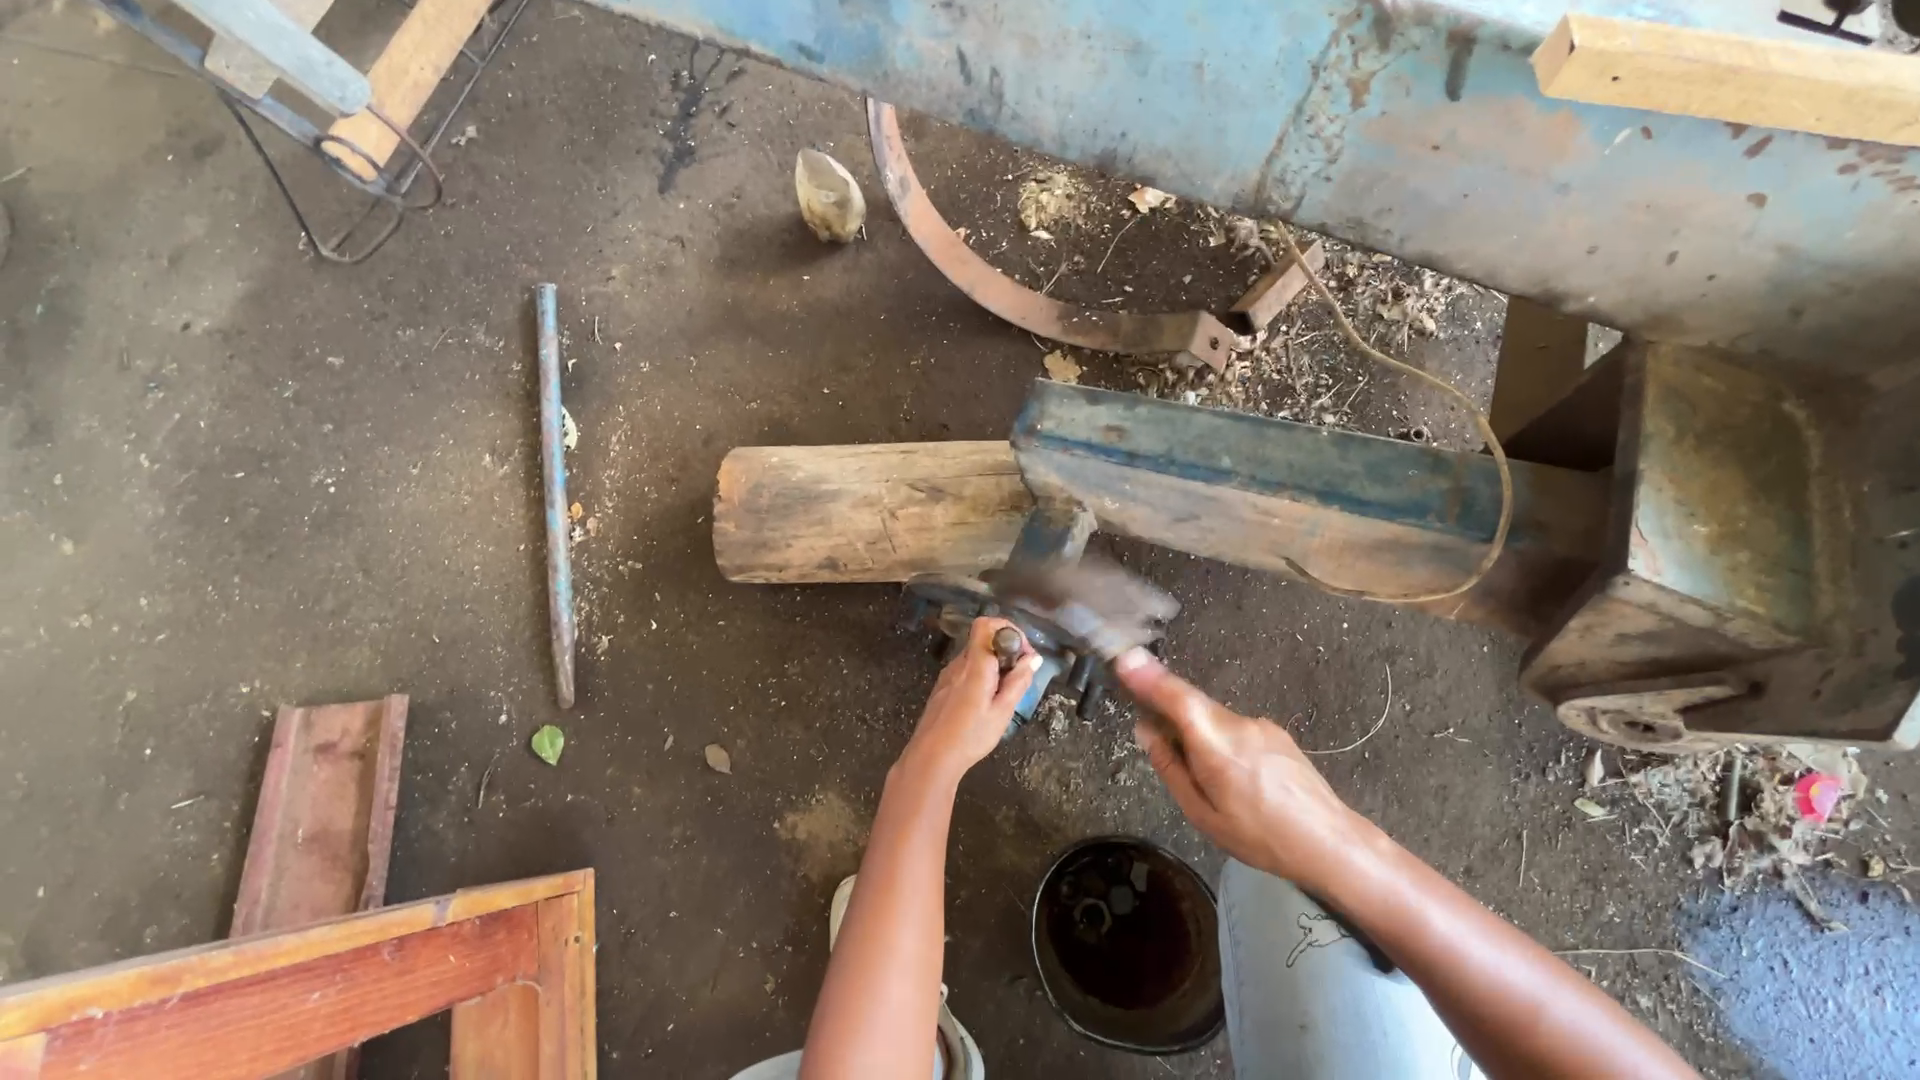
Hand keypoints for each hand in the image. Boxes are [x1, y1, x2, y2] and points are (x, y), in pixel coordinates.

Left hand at [903, 617, 1042, 779]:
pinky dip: (981, 675)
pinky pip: (966, 670)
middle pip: (983, 640)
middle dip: (1006, 650)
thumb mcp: (1002, 711)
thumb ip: (1018, 681)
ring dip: (994, 665)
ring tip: (1005, 693)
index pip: (986, 624)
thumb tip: (1033, 658)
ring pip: (975, 656)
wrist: (931, 757)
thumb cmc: (971, 736)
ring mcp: (947, 675)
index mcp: (974, 665)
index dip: (1008, 629)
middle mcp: (958, 663)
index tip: (1023, 653)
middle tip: (1020, 676)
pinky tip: (986, 702)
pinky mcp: (943, 687)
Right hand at [1114, 648, 1374, 890]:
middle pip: (1193, 707)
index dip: (1150, 677)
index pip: (1178, 699)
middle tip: (1163, 749)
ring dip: (1200, 738)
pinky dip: (1222, 744)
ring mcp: (1261, 726)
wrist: (1330, 842)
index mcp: (1217, 746)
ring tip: (1215, 785)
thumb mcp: (1202, 814)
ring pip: (1214, 721)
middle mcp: (1239, 724)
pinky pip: (1234, 729)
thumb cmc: (1260, 837)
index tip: (1125, 658)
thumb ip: (1171, 768)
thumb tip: (1147, 731)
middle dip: (1171, 718)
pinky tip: (1239, 781)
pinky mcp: (1276, 733)